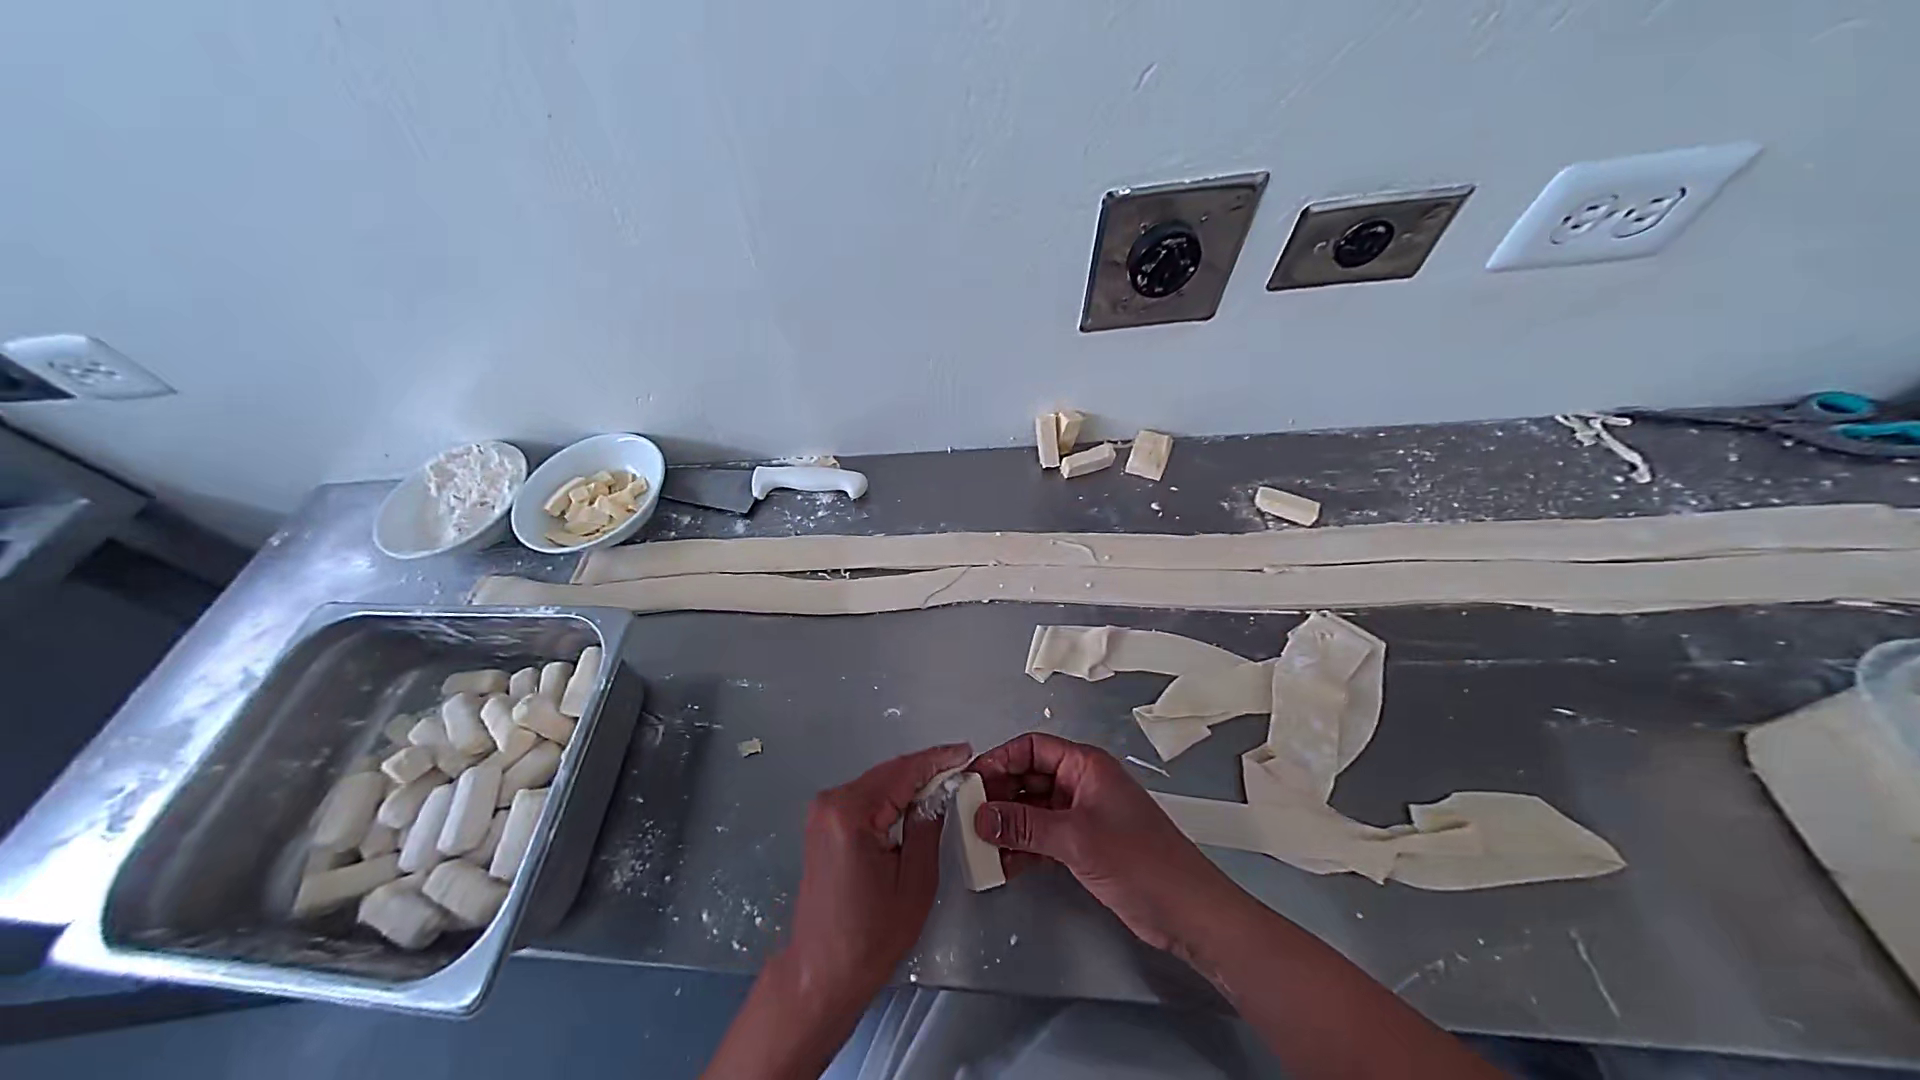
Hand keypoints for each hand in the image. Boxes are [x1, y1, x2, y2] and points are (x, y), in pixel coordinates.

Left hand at [782, 741, 973, 1006]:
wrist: (821, 973)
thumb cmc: (870, 936)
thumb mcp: (915, 881)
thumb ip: (927, 827)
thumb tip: (939, 794)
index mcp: (851, 814)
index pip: (902, 772)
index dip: (937, 759)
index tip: (966, 752)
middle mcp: (831, 803)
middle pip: (888, 773)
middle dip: (926, 770)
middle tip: (962, 768)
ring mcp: (823, 813)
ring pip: (878, 783)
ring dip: (910, 783)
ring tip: (946, 782)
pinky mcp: (823, 824)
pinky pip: (866, 798)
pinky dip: (892, 797)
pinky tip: (915, 801)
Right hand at [970, 732, 1246, 957]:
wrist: (1186, 911)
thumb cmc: (1145, 862)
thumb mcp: (1077, 838)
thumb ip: (1025, 826)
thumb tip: (983, 817)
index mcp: (1085, 766)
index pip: (1032, 748)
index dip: (1000, 760)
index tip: (972, 780)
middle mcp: (1080, 785)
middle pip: (1028, 778)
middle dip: (998, 795)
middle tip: (970, 815)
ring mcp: (1080, 816)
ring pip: (1031, 809)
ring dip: (1007, 825)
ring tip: (981, 843)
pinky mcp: (1081, 845)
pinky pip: (1040, 836)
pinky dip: (1022, 847)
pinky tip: (1003, 863)